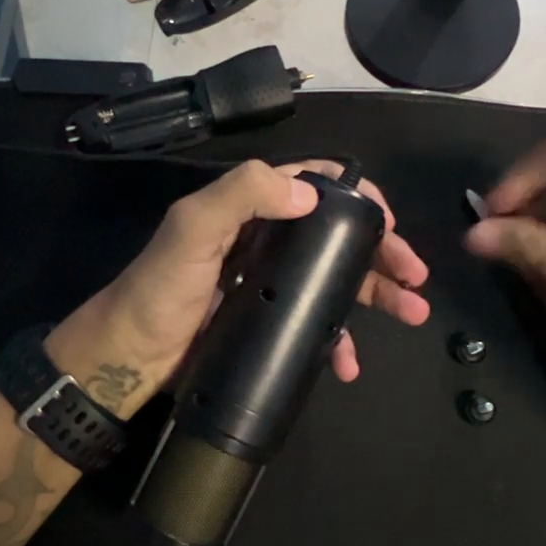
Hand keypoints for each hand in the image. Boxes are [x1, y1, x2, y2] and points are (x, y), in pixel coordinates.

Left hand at [48, 160, 430, 417]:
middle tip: (415, 277)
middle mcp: (265, 238)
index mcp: (249, 207)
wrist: (130, 358)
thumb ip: (242, 195)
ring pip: (335, 279)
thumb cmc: (159, 290)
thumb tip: (311, 193)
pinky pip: (314, 323)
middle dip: (382, 252)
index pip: (314, 184)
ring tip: (413, 313)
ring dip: (377, 295)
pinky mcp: (269, 321)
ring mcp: (270, 282)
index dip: (358, 196)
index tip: (390, 221)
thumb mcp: (192, 231)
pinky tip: (349, 362)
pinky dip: (338, 340)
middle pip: (338, 235)